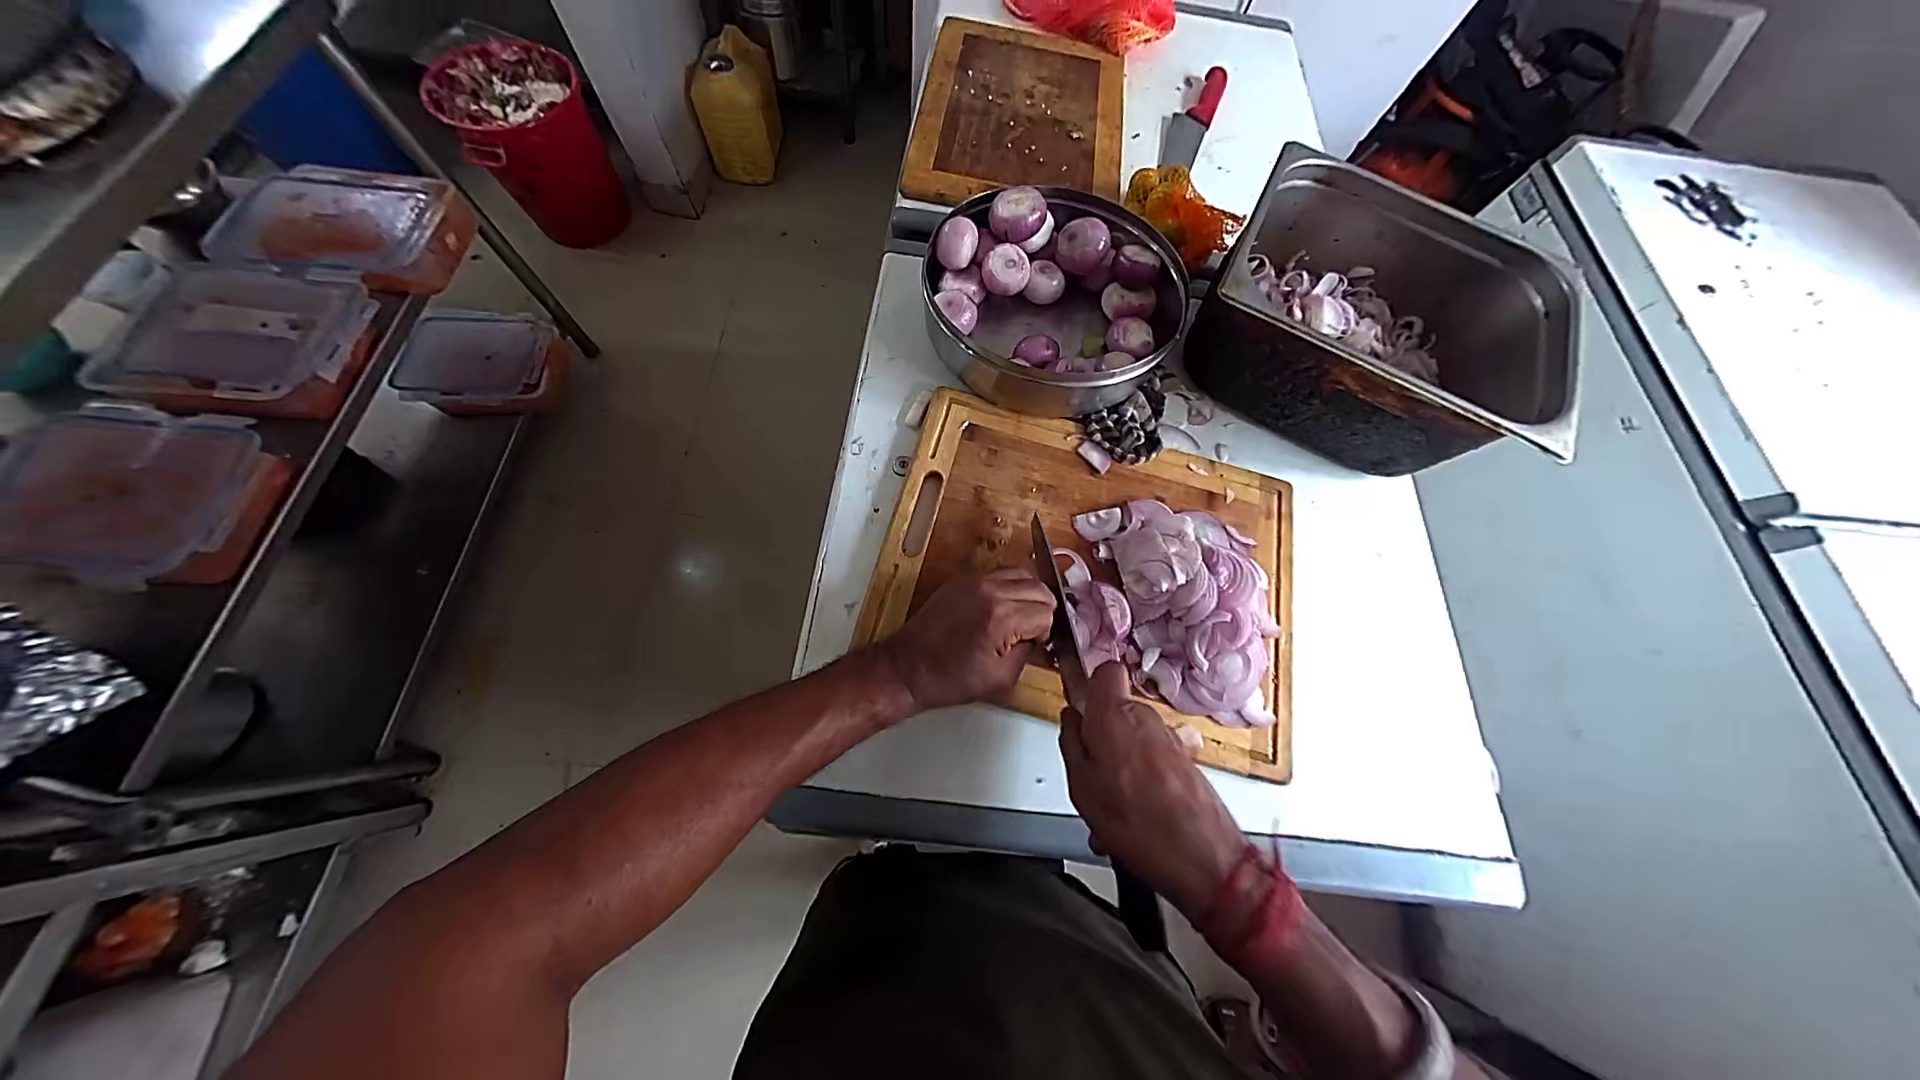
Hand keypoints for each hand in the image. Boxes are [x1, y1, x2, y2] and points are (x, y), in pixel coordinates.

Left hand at [880, 568, 1056, 712]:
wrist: (908, 667)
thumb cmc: (948, 679)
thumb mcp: (1002, 678)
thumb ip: (1029, 653)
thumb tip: (1039, 638)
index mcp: (1002, 617)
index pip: (1047, 612)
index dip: (1044, 632)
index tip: (1033, 644)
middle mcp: (990, 591)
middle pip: (1039, 587)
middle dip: (1041, 610)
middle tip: (1029, 632)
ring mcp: (974, 581)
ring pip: (1022, 573)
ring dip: (1027, 594)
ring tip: (1017, 617)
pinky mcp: (961, 580)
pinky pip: (998, 573)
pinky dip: (1007, 586)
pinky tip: (1000, 608)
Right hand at [1060, 662, 1246, 915]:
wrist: (1202, 858)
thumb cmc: (1141, 824)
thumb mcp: (1081, 785)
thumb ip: (1071, 742)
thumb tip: (1070, 720)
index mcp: (1115, 714)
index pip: (1105, 669)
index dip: (1090, 682)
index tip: (1079, 701)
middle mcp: (1146, 718)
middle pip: (1116, 709)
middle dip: (1102, 732)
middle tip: (1090, 765)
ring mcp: (1169, 738)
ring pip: (1133, 736)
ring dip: (1120, 760)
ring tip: (1111, 800)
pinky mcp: (1185, 760)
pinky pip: (1151, 758)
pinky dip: (1140, 777)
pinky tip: (1132, 812)